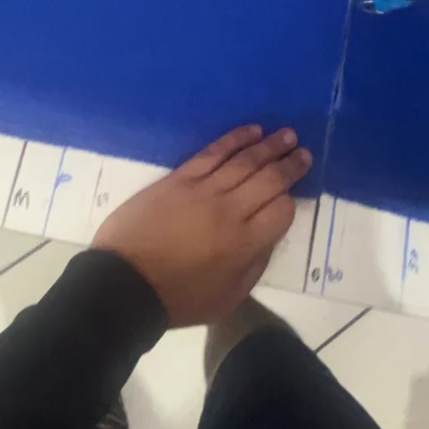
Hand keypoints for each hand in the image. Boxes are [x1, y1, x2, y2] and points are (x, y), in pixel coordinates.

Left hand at [92, 125, 310, 326]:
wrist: (124, 283)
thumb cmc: (177, 298)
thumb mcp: (227, 298)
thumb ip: (255, 265)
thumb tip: (268, 235)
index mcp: (243, 245)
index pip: (281, 211)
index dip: (291, 201)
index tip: (295, 194)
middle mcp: (229, 211)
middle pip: (268, 179)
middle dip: (290, 165)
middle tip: (304, 152)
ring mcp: (203, 189)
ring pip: (245, 160)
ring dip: (270, 145)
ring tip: (288, 134)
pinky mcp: (180, 177)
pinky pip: (214, 152)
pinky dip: (235, 139)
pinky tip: (252, 131)